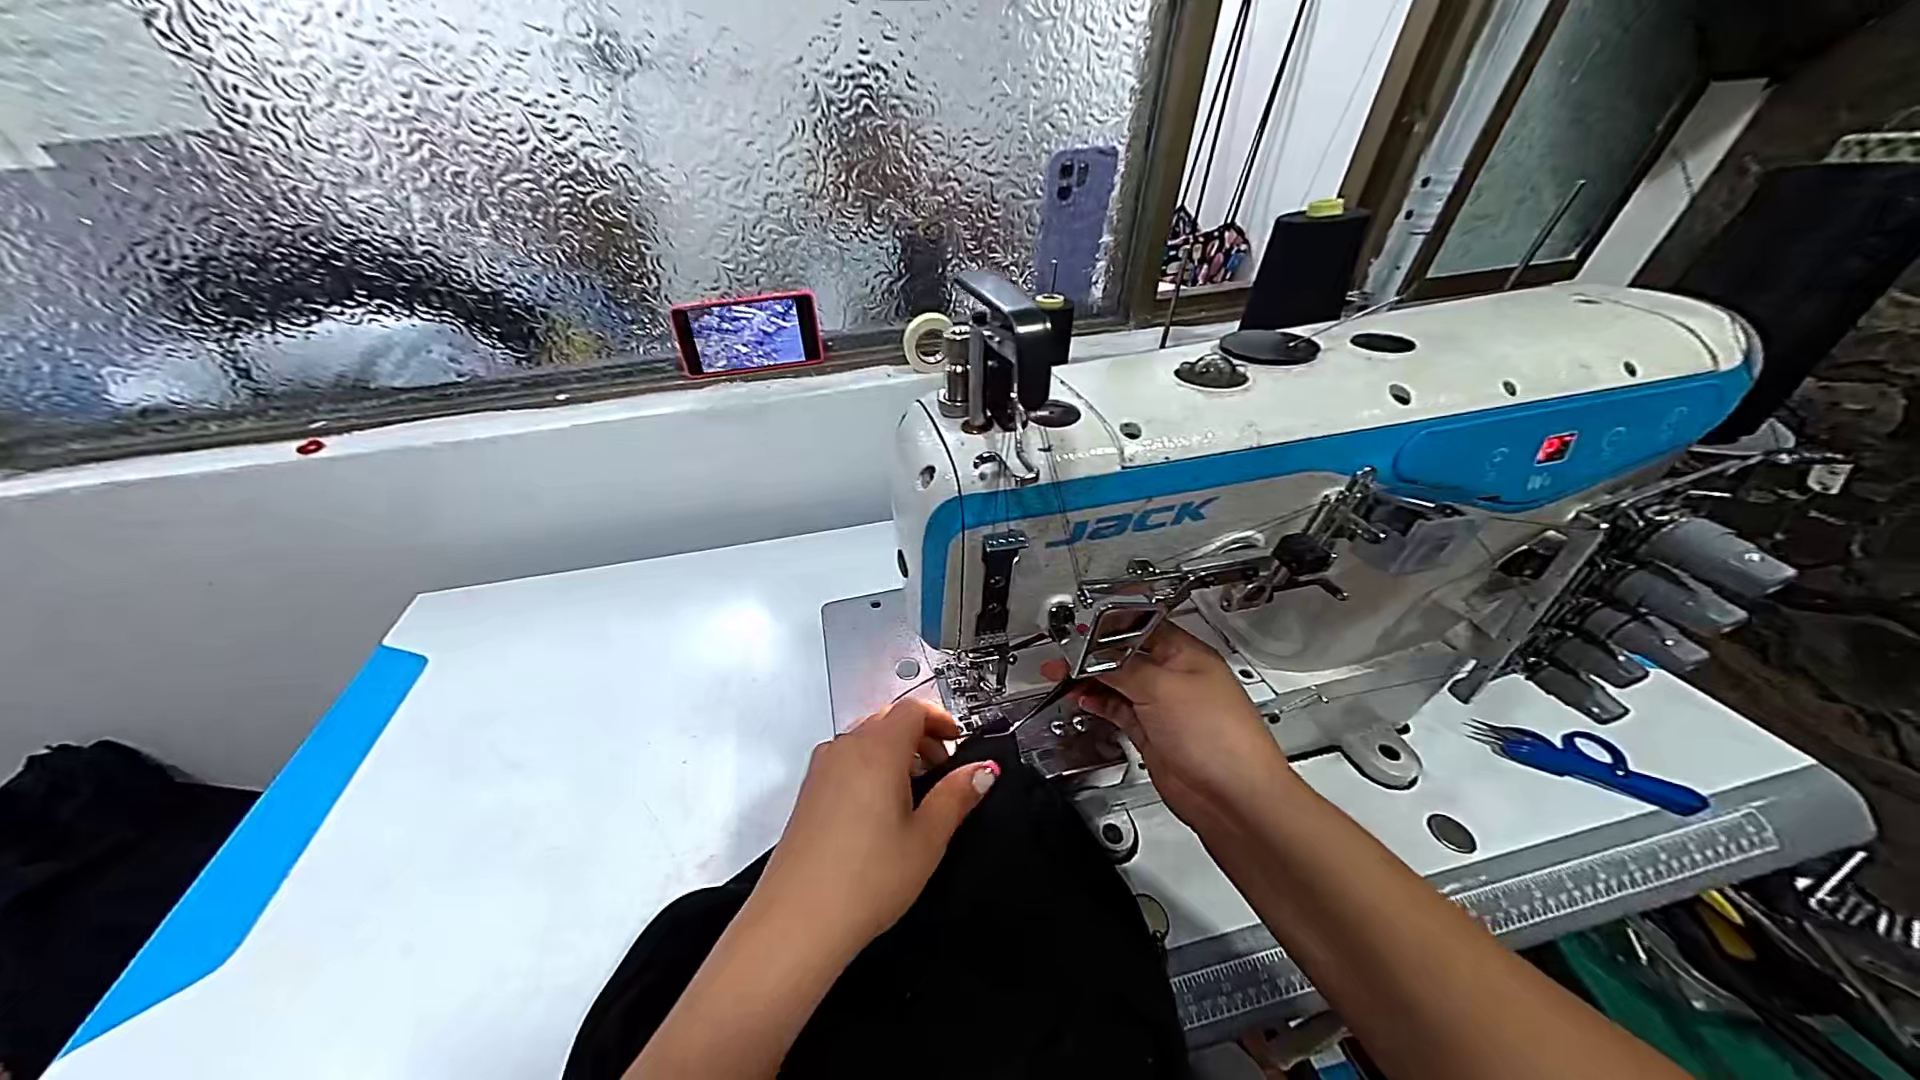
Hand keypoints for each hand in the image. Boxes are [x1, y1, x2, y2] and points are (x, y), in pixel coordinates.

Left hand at [749, 698, 998, 956]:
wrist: (797, 922)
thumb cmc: (858, 884)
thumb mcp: (927, 839)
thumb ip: (958, 796)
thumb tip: (981, 772)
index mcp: (877, 752)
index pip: (914, 710)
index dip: (941, 719)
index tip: (957, 737)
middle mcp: (844, 751)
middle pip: (889, 718)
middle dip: (921, 735)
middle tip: (944, 765)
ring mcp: (822, 770)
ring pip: (866, 738)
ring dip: (895, 750)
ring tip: (915, 790)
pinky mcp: (809, 791)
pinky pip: (846, 760)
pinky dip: (870, 767)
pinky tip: (882, 808)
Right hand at [1043, 623, 1296, 829]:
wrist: (1231, 798)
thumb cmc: (1221, 741)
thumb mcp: (1162, 688)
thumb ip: (1122, 668)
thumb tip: (1094, 654)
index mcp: (1186, 655)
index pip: (1141, 628)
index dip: (1109, 627)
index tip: (1081, 631)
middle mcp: (1174, 678)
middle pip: (1125, 656)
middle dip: (1093, 654)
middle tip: (1065, 655)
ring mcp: (1163, 707)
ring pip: (1118, 684)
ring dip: (1091, 679)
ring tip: (1064, 675)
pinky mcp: (1152, 734)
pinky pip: (1118, 710)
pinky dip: (1099, 703)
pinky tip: (1084, 699)